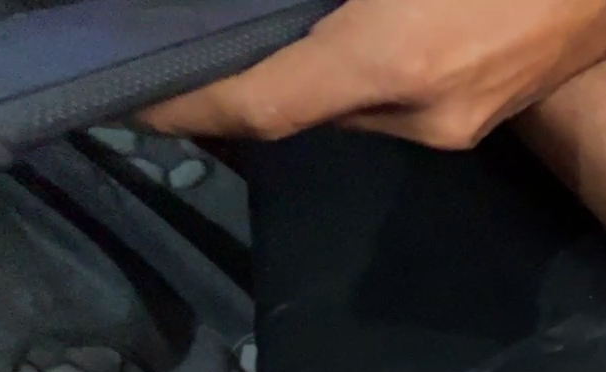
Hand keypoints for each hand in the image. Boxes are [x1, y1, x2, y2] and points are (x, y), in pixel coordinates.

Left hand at [139, 0, 605, 147]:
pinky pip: (391, 106)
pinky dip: (351, 77)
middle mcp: (424, 116)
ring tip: (273, 32)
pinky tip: (353, 36)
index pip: (258, 107)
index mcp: (397, 66)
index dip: (184, 109)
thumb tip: (286, 17)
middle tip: (192, 39)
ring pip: (349, 109)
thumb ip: (326, 8)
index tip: (128, 100)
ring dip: (301, 75)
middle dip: (243, 82)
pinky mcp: (478, 120)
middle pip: (302, 112)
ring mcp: (457, 126)